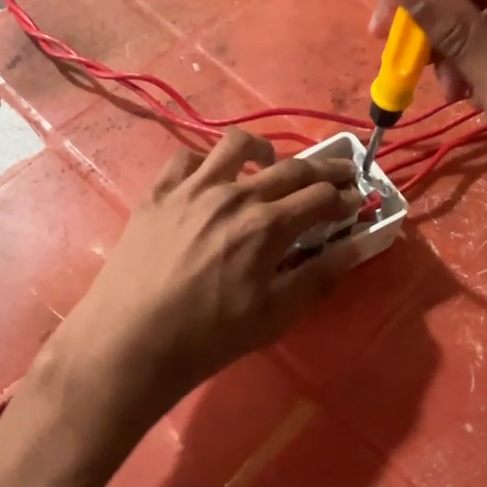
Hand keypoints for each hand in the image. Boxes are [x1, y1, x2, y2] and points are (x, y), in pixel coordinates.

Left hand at [48, 130, 365, 418]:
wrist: (130, 341)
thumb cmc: (207, 338)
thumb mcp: (274, 315)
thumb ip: (319, 276)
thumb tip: (357, 247)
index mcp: (267, 226)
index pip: (321, 197)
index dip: (346, 197)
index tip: (357, 200)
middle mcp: (233, 195)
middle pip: (291, 167)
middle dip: (325, 169)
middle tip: (340, 173)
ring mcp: (191, 188)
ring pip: (236, 145)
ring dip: (265, 150)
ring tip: (271, 163)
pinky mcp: (158, 192)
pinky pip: (187, 158)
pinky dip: (208, 161)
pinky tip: (211, 178)